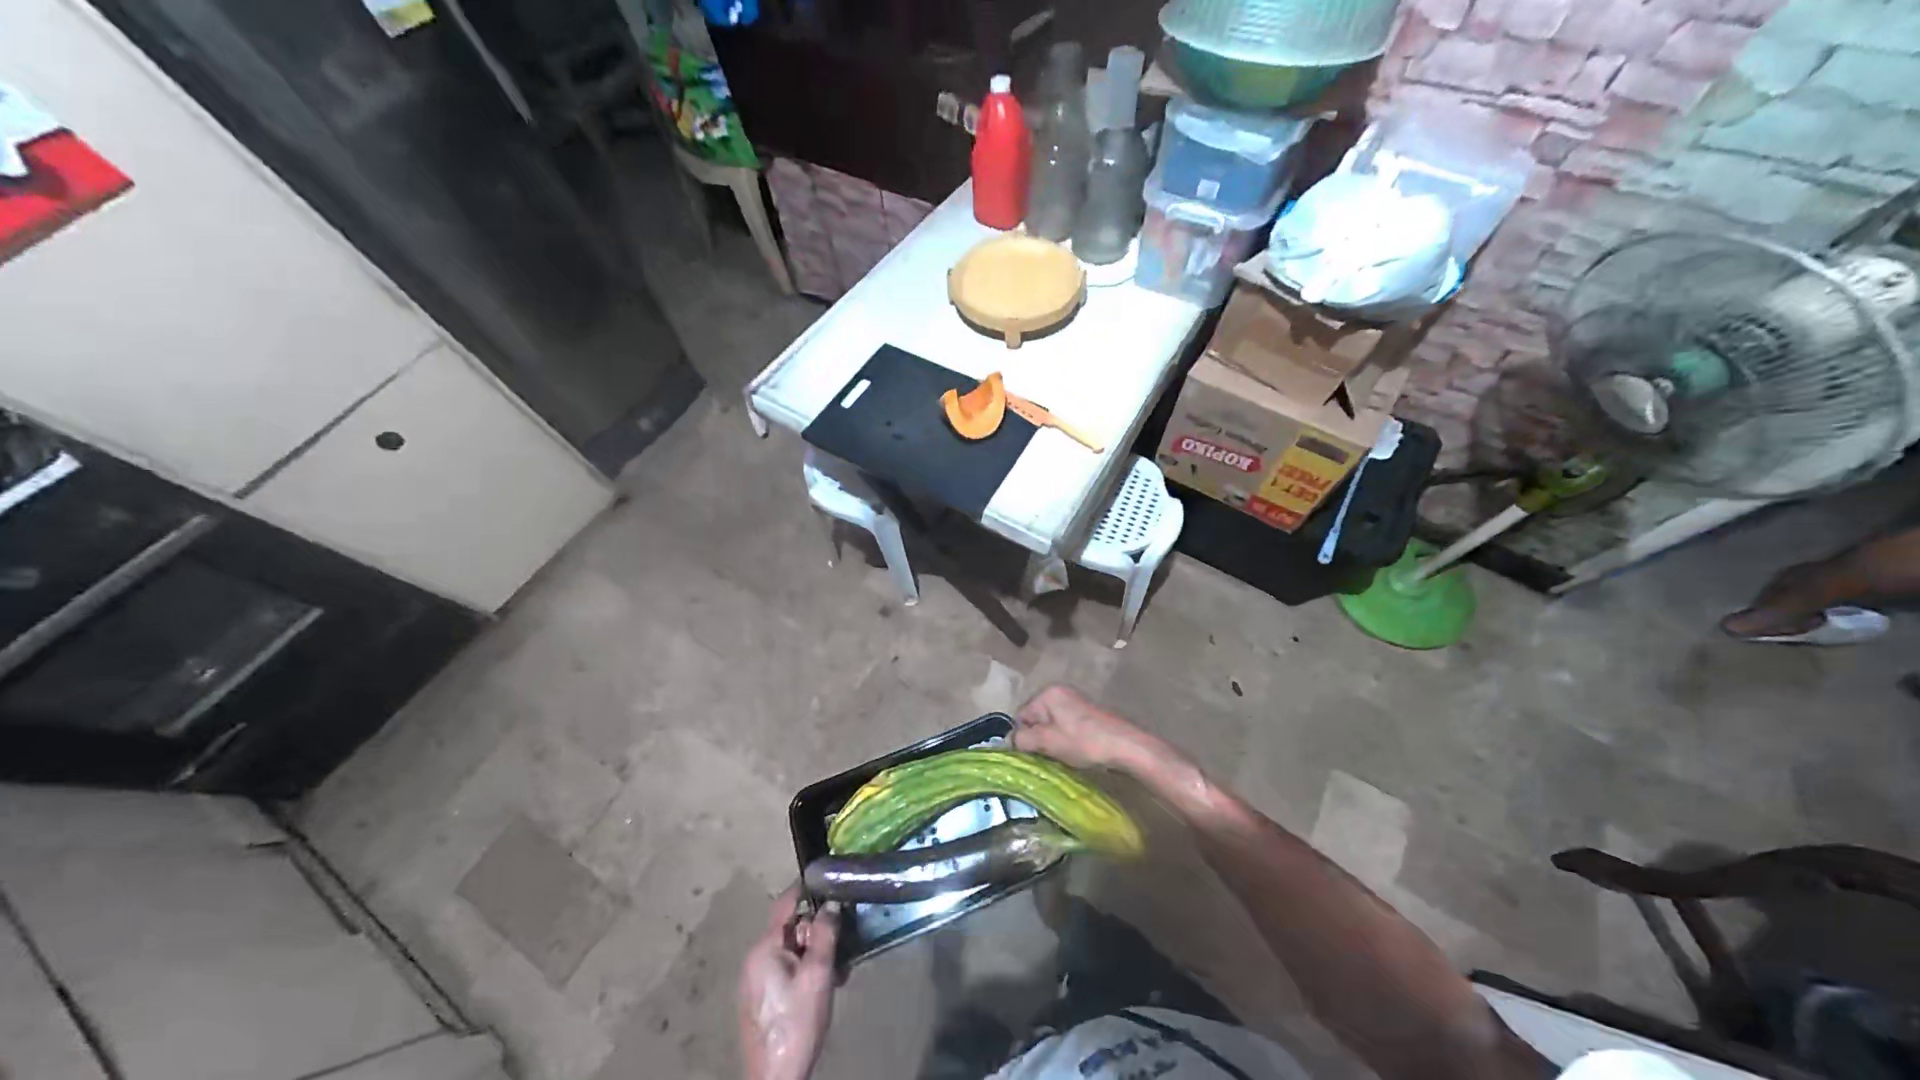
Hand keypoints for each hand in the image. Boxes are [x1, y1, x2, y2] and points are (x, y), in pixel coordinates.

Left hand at [738, 887, 839, 1079]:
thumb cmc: (796, 1023)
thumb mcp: (818, 975)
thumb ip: (825, 935)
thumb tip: (830, 904)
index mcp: (764, 948)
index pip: (785, 903)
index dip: (807, 890)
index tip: (831, 884)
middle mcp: (754, 959)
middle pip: (790, 929)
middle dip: (817, 932)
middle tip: (841, 946)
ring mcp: (754, 981)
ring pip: (790, 951)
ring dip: (814, 955)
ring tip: (836, 973)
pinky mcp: (759, 1000)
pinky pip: (784, 971)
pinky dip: (804, 971)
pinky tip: (822, 989)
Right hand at [1013, 685, 1164, 773]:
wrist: (1126, 746)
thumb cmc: (1083, 742)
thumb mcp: (1047, 742)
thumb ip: (1023, 739)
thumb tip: (1012, 740)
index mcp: (1048, 694)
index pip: (1021, 715)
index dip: (1023, 737)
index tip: (1030, 755)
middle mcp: (1061, 692)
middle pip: (1037, 719)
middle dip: (1038, 739)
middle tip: (1046, 757)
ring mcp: (1076, 702)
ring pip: (1052, 725)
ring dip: (1052, 742)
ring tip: (1061, 757)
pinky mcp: (1088, 715)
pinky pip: (1066, 728)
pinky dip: (1066, 740)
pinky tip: (1074, 753)